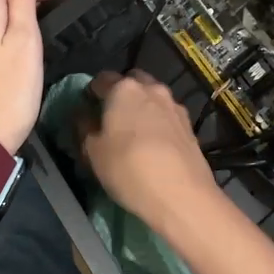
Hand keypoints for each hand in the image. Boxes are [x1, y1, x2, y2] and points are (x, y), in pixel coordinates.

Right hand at [81, 71, 218, 225]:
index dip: (92, 93)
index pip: (102, 79)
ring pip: (152, 97)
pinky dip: (159, 122)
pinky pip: (167, 114)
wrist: (182, 194)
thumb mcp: (93, 153)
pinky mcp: (189, 123)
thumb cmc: (129, 168)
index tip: (88, 109)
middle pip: (132, 82)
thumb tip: (84, 116)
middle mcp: (151, 88)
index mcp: (123, 89)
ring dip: (143, 107)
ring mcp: (173, 104)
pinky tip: (156, 145)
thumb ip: (85, 129)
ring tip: (136, 133)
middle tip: (113, 119)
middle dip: (121, 94)